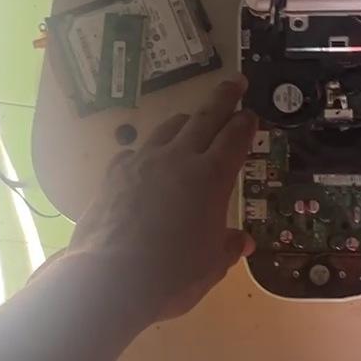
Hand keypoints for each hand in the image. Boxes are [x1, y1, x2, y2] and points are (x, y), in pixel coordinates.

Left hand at [66, 75, 257, 323]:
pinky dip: (147, 152)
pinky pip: (135, 152)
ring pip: (169, 128)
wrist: (110, 278)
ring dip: (185, 120)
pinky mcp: (114, 173)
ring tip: (191, 119)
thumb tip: (241, 242)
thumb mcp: (210, 266)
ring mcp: (143, 162)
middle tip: (234, 82)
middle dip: (223, 98)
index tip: (251, 114)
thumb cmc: (172, 275)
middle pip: (204, 118)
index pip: (235, 138)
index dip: (245, 124)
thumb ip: (227, 248)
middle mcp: (178, 159)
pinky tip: (145, 160)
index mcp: (211, 178)